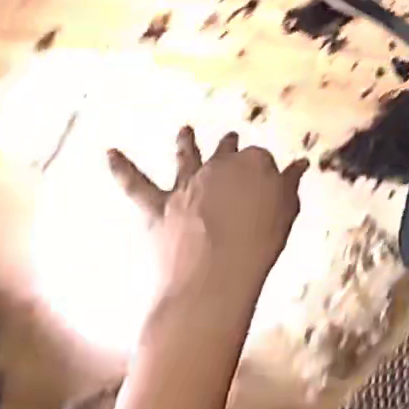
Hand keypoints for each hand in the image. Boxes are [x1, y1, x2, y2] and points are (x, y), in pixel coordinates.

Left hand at [107, 127, 306, 297]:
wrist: (212, 280)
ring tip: (184, 129)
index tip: (270, 180)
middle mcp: (218, 166)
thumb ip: (289, 185)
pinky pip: (135, 185)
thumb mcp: (286, 211)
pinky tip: (109, 153)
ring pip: (186, 156)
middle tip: (231, 136)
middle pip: (226, 151)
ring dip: (185, 141)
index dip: (264, 170)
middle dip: (230, 144)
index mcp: (253, 163)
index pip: (260, 158)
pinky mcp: (157, 207)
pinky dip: (121, 168)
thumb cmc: (260, 244)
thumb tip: (299, 164)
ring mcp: (186, 185)